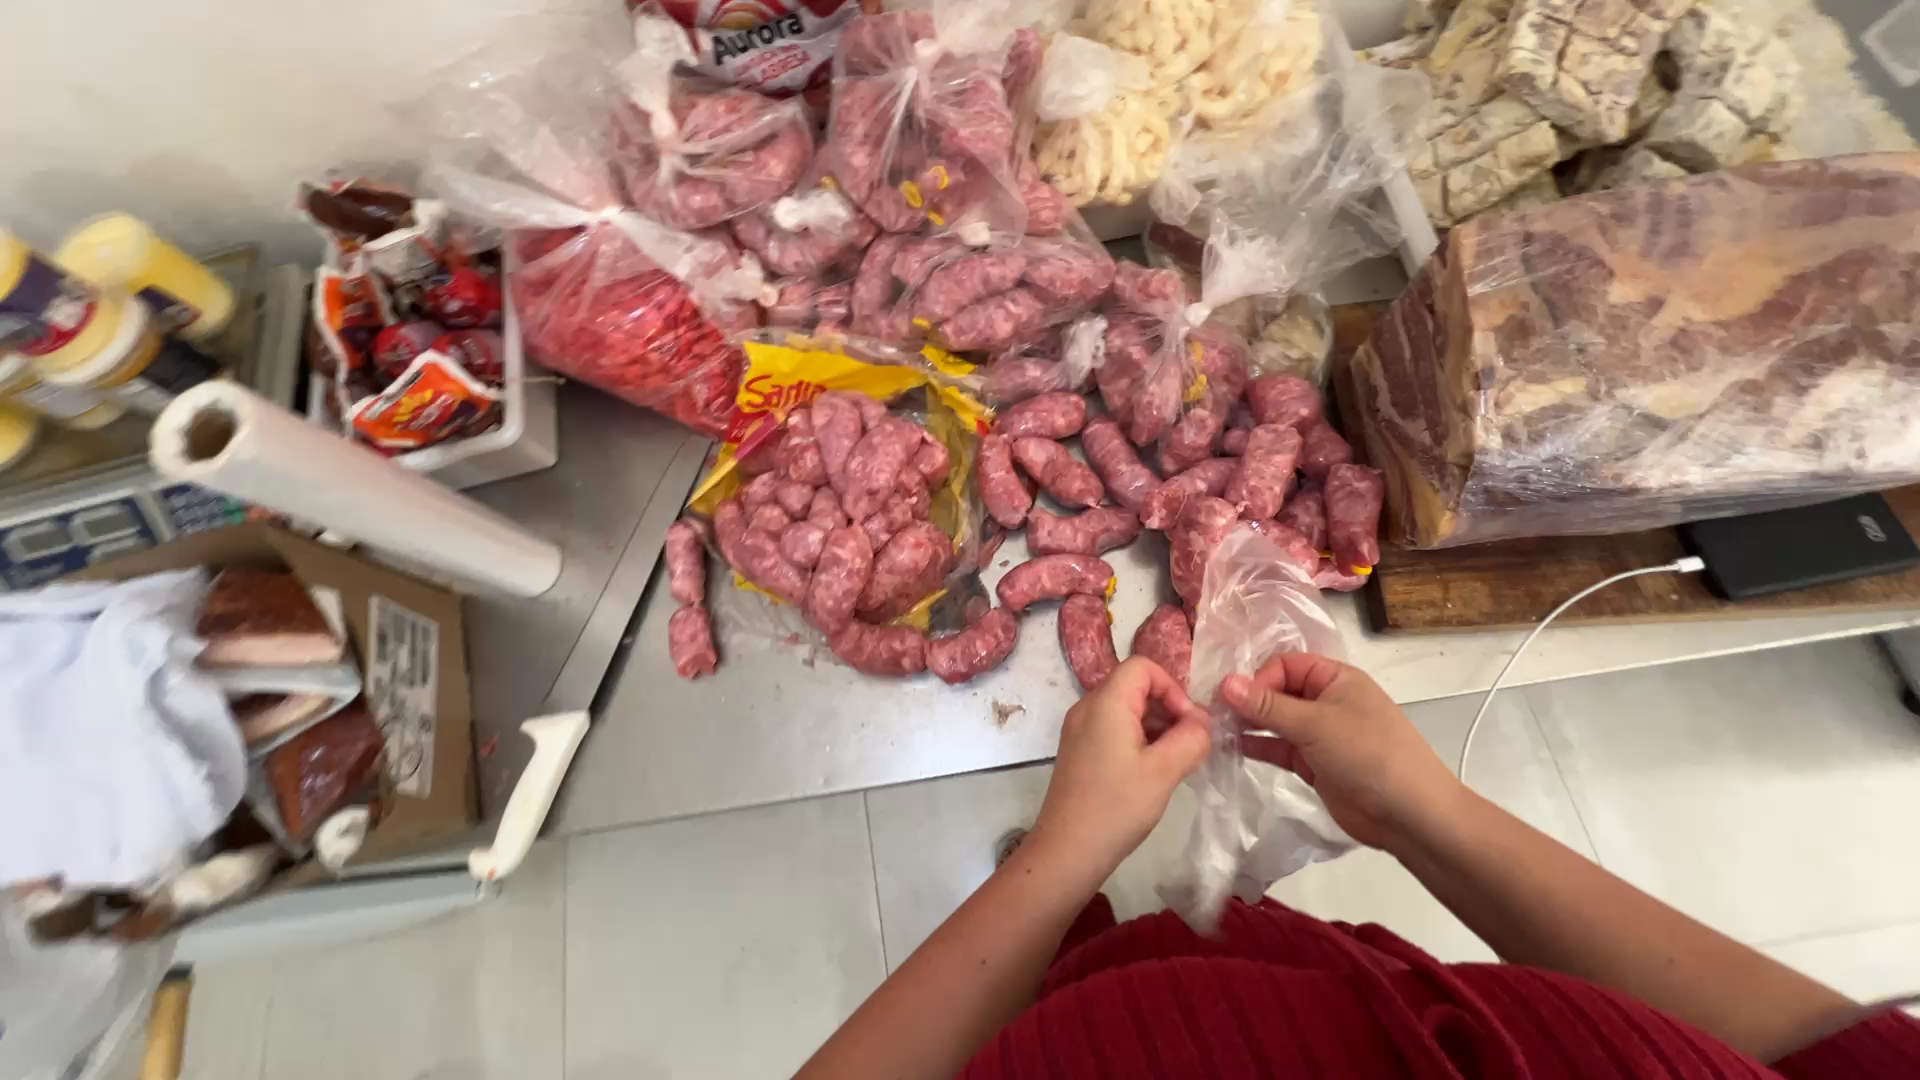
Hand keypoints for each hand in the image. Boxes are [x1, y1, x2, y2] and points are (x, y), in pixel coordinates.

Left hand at [1030, 658, 1211, 880]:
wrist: (1067, 849)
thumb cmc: (1116, 806)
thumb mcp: (1164, 771)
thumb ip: (1190, 738)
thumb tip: (1202, 721)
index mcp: (1105, 702)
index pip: (1142, 667)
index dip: (1172, 687)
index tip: (1189, 723)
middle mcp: (1087, 706)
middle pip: (1134, 686)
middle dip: (1168, 708)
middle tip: (1189, 744)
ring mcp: (1079, 728)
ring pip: (1126, 708)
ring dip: (1156, 726)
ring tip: (1176, 761)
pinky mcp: (1079, 749)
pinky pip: (1113, 728)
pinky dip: (1138, 739)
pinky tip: (1153, 770)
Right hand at [1222, 653, 1462, 851]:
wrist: (1412, 817)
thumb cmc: (1369, 755)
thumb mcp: (1315, 724)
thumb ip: (1267, 705)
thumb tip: (1224, 683)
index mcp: (1336, 679)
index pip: (1285, 665)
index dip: (1259, 679)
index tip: (1236, 700)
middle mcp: (1326, 700)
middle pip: (1277, 690)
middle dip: (1248, 700)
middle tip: (1214, 713)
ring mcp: (1320, 733)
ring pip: (1275, 720)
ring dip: (1248, 723)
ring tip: (1216, 731)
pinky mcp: (1314, 763)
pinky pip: (1278, 747)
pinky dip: (1257, 746)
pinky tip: (1231, 748)